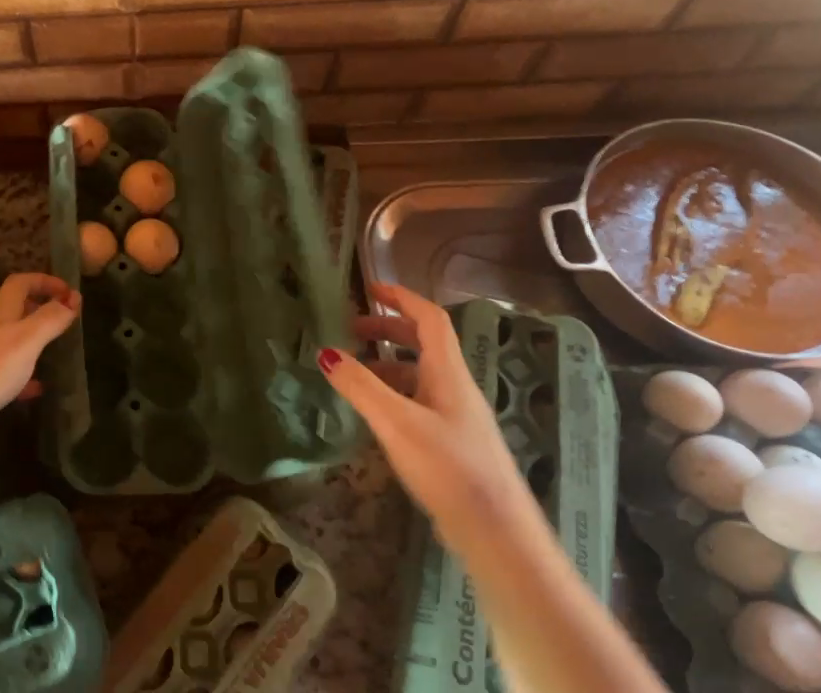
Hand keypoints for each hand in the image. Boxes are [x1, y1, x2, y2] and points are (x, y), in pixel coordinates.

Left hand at [0, 273, 77, 446]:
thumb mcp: (27, 339)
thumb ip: (51, 319)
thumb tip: (74, 297)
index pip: (20, 283)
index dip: (43, 281)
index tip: (68, 292)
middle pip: (7, 307)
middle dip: (32, 306)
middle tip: (57, 318)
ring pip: (3, 339)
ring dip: (26, 340)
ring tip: (49, 351)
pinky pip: (2, 373)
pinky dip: (21, 376)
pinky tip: (35, 388)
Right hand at [318, 283, 536, 552]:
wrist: (496, 531)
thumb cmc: (448, 467)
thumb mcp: (396, 423)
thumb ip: (360, 386)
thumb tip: (325, 353)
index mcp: (448, 373)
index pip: (429, 319)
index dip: (402, 298)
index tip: (370, 289)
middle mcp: (456, 387)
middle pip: (424, 344)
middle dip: (388, 330)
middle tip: (351, 331)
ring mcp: (457, 416)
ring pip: (420, 374)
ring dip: (387, 363)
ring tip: (353, 373)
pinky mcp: (453, 443)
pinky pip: (419, 401)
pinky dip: (394, 393)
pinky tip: (375, 414)